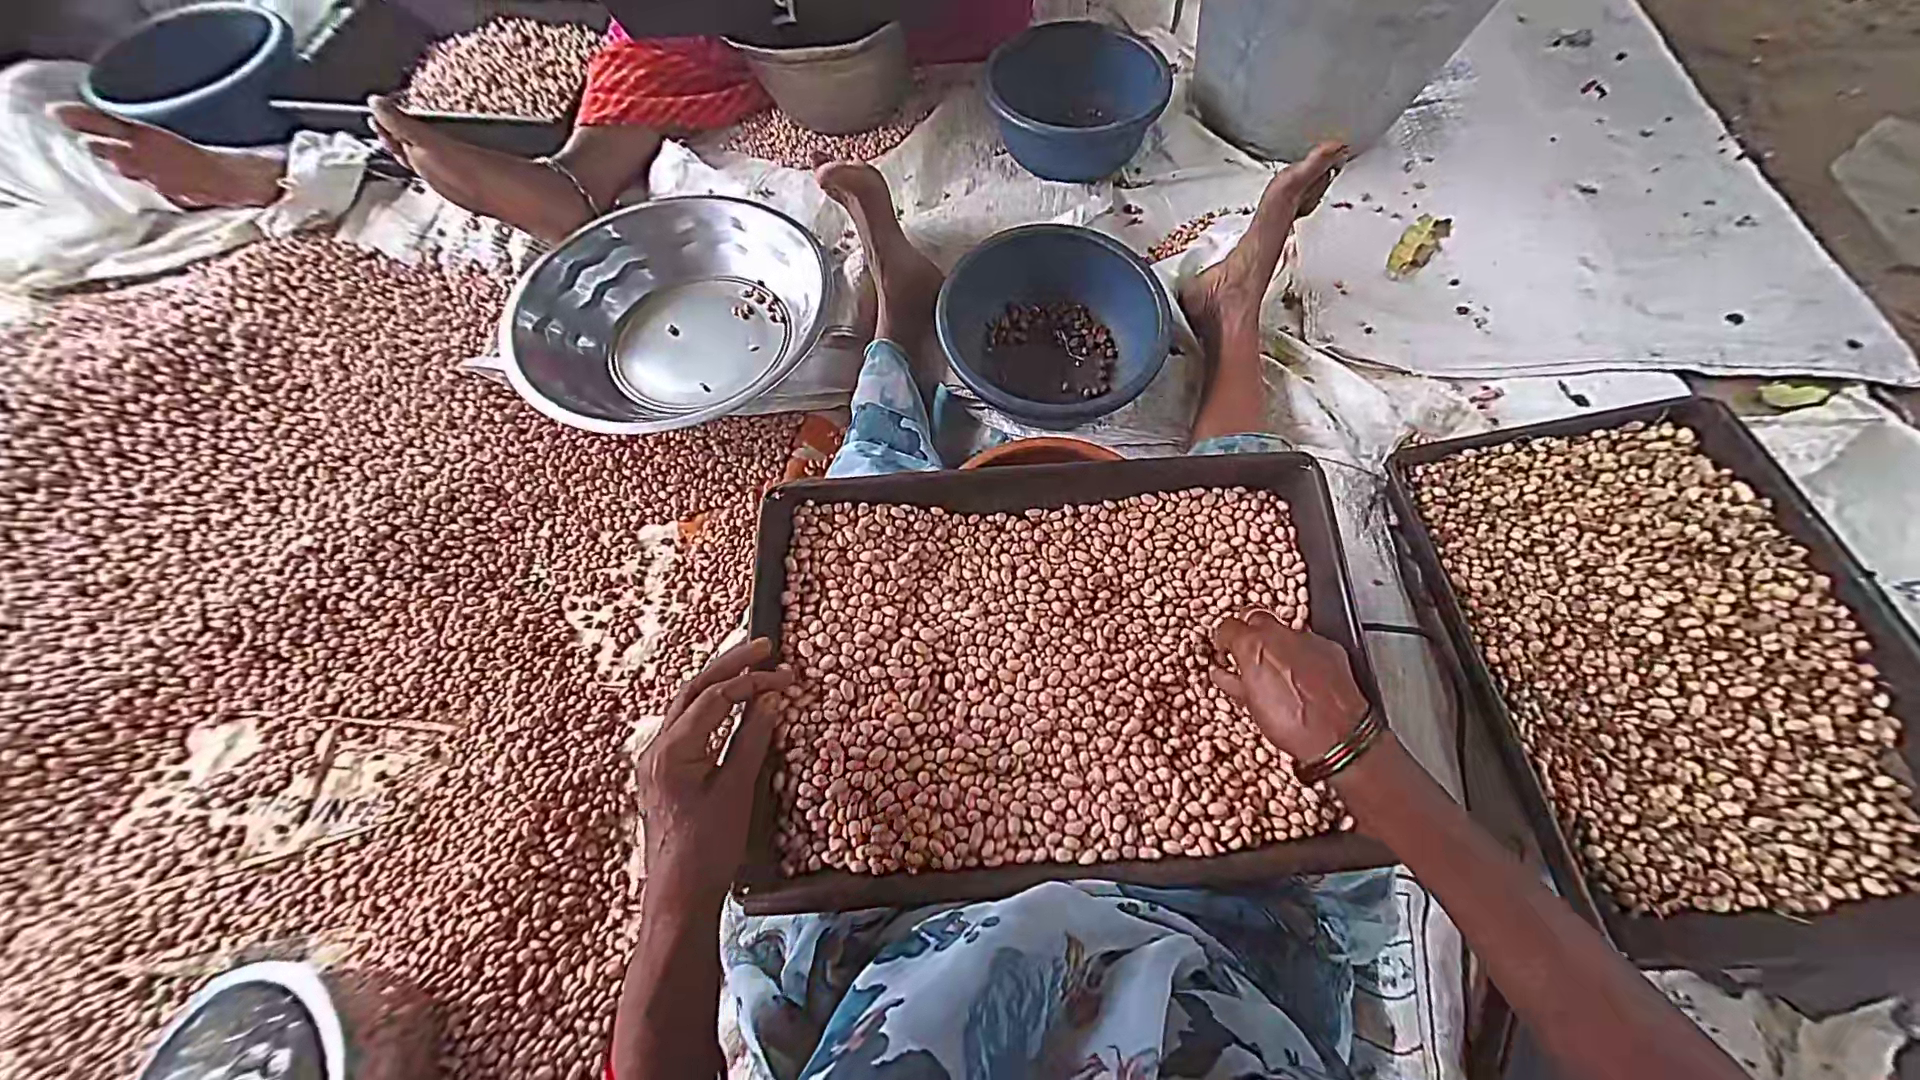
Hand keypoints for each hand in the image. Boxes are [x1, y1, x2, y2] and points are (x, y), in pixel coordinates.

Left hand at [636, 637, 793, 902]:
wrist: (677, 897)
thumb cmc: (707, 848)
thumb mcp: (736, 790)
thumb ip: (752, 738)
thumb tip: (771, 699)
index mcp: (671, 751)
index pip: (714, 697)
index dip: (752, 681)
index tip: (785, 676)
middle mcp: (657, 748)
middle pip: (694, 689)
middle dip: (730, 663)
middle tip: (764, 646)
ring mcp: (658, 758)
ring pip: (689, 703)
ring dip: (720, 679)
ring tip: (751, 662)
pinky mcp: (666, 769)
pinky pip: (690, 723)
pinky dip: (714, 704)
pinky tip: (733, 701)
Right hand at [1209, 611, 1369, 762]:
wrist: (1338, 736)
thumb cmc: (1293, 722)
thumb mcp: (1249, 704)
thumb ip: (1232, 681)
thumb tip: (1223, 674)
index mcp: (1251, 645)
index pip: (1228, 627)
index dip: (1224, 639)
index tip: (1225, 649)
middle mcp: (1278, 635)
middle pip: (1254, 617)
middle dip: (1248, 631)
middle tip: (1247, 651)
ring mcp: (1306, 639)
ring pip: (1283, 628)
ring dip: (1275, 642)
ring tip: (1276, 666)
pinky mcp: (1329, 648)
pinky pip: (1308, 642)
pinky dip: (1301, 652)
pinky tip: (1301, 673)